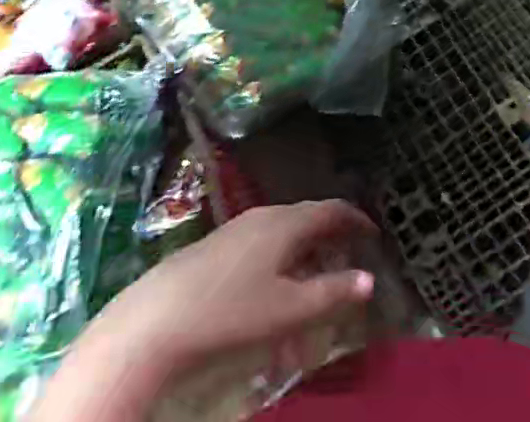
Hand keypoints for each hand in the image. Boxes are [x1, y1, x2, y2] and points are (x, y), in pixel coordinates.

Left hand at [30, 200, 378, 421]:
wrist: (155, 320)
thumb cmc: (230, 313)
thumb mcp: (288, 309)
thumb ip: (331, 293)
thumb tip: (369, 279)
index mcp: (286, 223)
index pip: (331, 209)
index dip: (356, 219)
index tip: (374, 233)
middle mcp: (263, 215)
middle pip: (307, 216)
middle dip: (332, 233)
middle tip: (350, 254)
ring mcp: (237, 227)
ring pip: (284, 228)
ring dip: (306, 246)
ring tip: (316, 273)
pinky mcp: (217, 244)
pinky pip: (264, 239)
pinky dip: (283, 253)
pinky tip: (275, 283)